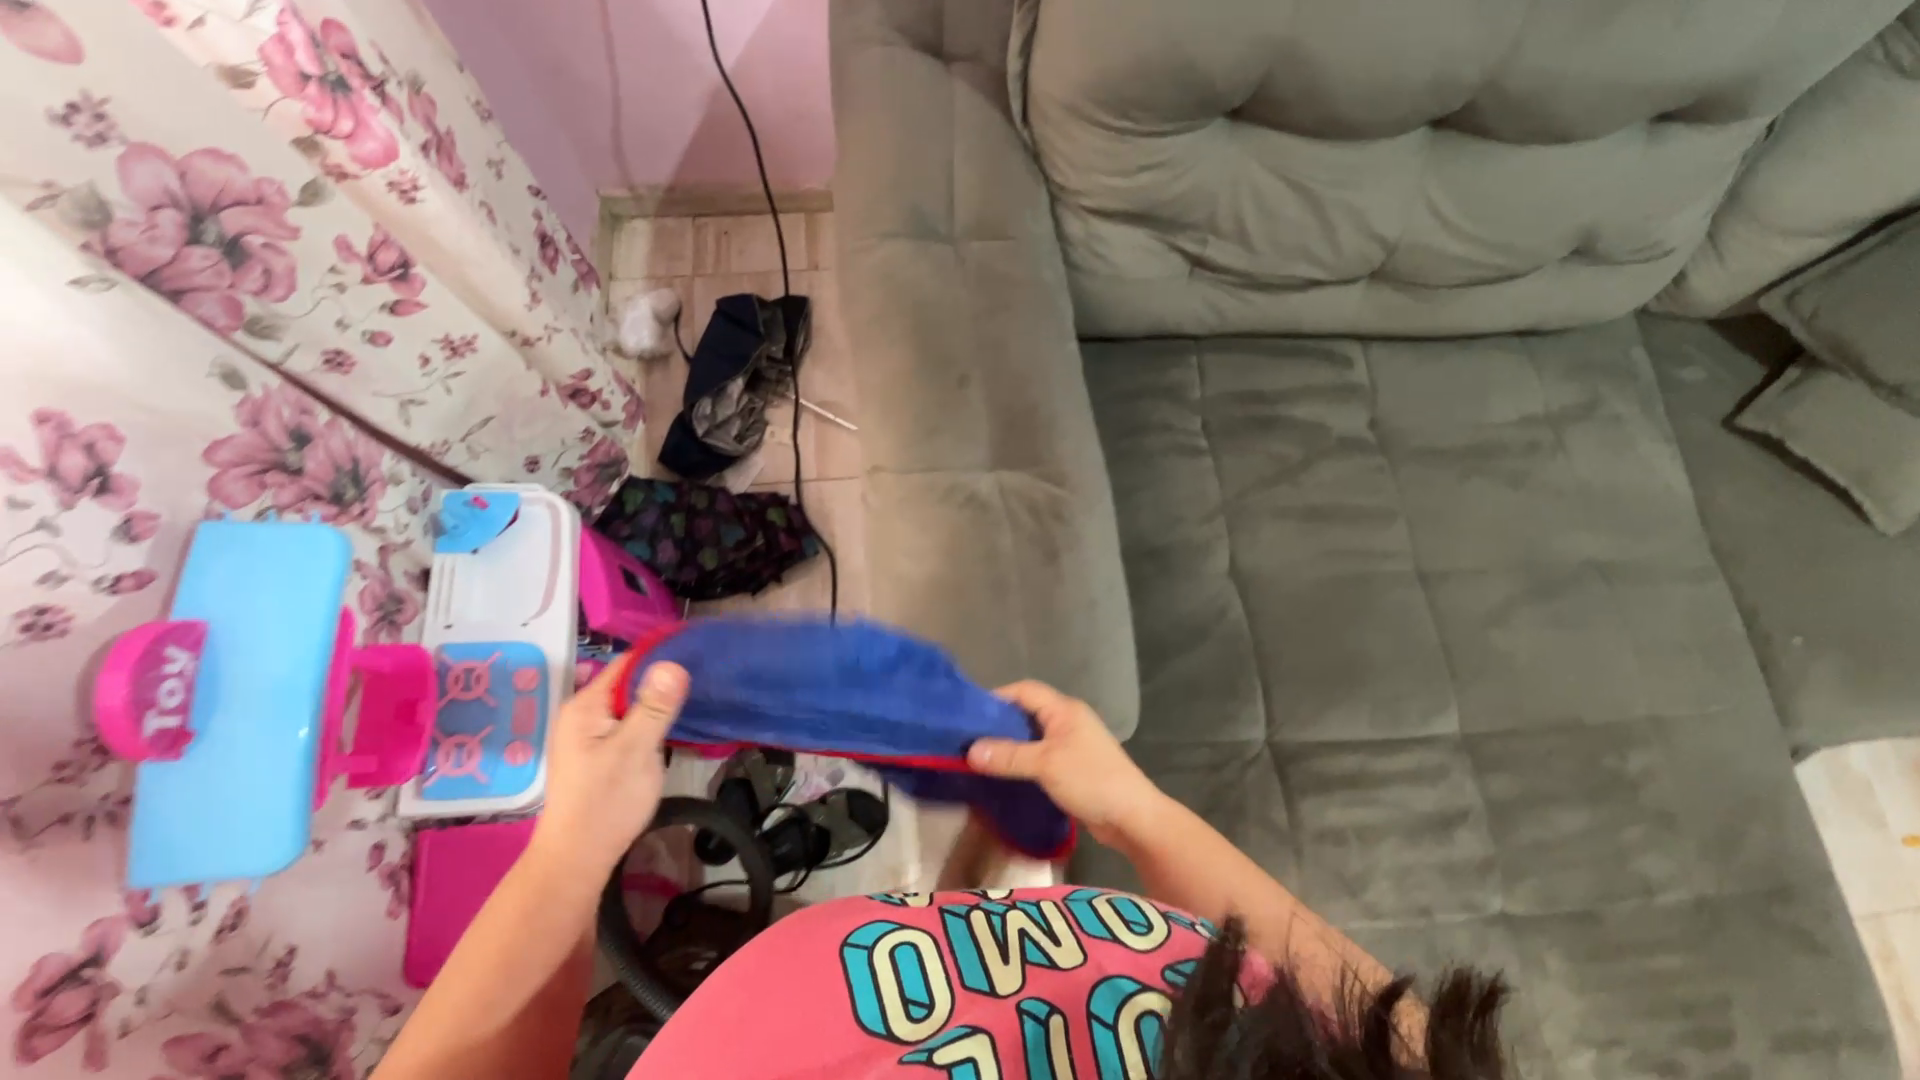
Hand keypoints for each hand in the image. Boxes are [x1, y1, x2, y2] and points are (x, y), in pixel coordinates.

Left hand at [529, 659, 688, 875]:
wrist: (578, 858)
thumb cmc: (606, 803)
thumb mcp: (635, 750)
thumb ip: (654, 707)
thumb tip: (673, 662)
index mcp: (585, 706)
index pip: (628, 663)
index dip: (662, 656)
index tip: (700, 653)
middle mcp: (583, 714)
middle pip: (630, 683)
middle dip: (664, 681)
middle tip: (706, 678)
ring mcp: (589, 735)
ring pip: (631, 706)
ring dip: (659, 704)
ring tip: (698, 698)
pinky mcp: (599, 753)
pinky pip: (629, 724)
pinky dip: (651, 723)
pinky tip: (674, 728)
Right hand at [967, 681, 1164, 846]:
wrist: (1132, 817)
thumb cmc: (1091, 780)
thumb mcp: (1046, 764)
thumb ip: (1008, 756)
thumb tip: (969, 751)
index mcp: (1064, 710)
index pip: (1024, 691)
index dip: (997, 698)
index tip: (968, 715)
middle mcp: (1068, 722)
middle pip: (1026, 713)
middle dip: (998, 724)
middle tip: (968, 739)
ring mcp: (1071, 745)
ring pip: (1032, 737)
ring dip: (1009, 746)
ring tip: (979, 758)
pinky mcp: (1072, 768)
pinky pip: (1039, 757)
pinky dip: (1021, 763)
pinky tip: (1003, 776)